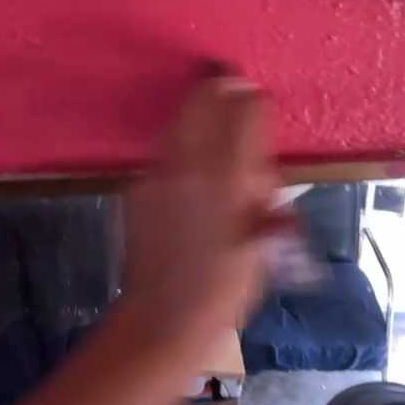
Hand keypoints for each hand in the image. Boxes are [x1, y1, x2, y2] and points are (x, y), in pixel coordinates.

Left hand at [117, 72, 290, 354]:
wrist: (165, 318)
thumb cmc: (228, 287)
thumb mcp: (266, 241)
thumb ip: (263, 193)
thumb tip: (260, 164)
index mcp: (233, 179)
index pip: (248, 109)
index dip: (257, 99)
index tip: (260, 100)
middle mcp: (194, 165)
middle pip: (205, 96)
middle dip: (222, 86)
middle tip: (234, 89)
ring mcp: (159, 173)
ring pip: (180, 118)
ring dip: (198, 113)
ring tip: (211, 122)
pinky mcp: (137, 186)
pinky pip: (163, 152)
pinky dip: (178, 149)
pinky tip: (186, 170)